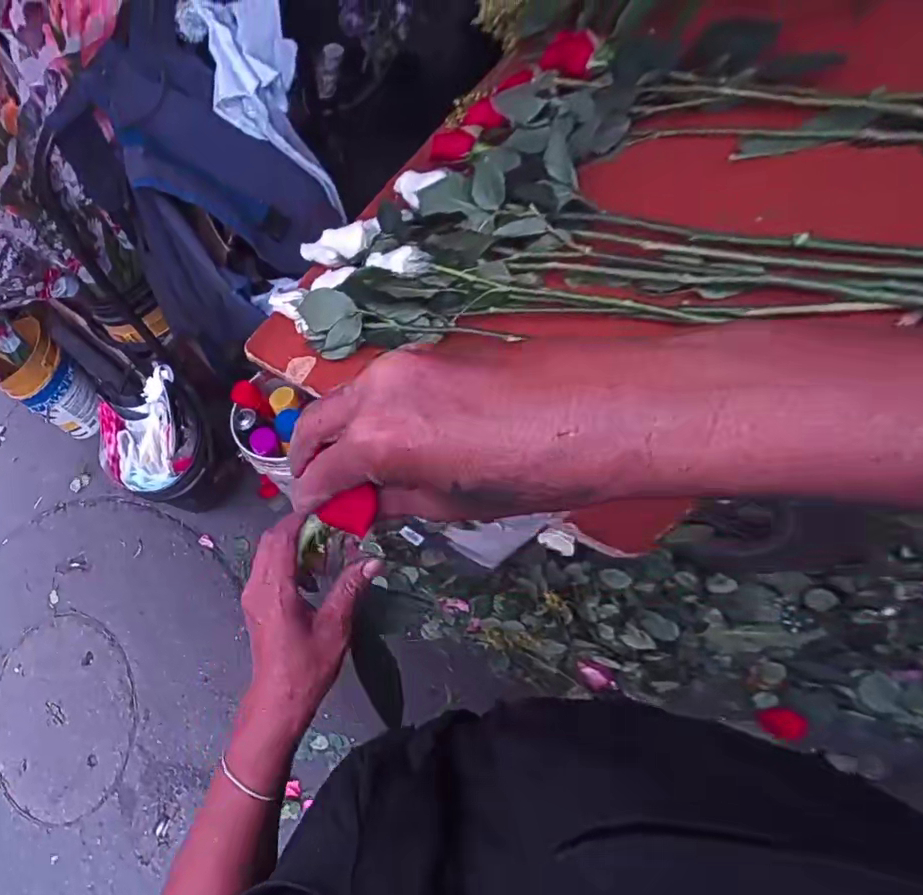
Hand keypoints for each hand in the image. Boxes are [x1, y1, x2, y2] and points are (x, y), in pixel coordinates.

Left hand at [240, 511, 379, 727]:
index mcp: (274, 589)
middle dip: (297, 529)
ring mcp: (251, 595)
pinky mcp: (253, 604)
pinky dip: (285, 561)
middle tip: (329, 528)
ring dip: (291, 545)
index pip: (281, 538)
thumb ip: (349, 589)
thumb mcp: (335, 626)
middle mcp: (256, 587)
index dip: (301, 519)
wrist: (278, 696)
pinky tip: (310, 575)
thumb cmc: (306, 666)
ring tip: (324, 552)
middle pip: (269, 541)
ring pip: (265, 554)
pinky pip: (265, 570)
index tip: (325, 510)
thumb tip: (372, 561)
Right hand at [285, 345, 626, 521]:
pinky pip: (373, 387)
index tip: (311, 514)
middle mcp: (375, 394)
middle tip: (317, 487)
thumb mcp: (453, 503)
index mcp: (379, 440)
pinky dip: (364, 413)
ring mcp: (399, 365)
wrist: (617, 407)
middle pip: (313, 427)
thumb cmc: (537, 472)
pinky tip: (389, 434)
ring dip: (333, 434)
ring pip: (339, 402)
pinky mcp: (424, 352)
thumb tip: (361, 507)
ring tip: (352, 463)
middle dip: (305, 461)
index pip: (320, 476)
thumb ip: (391, 502)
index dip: (310, 502)